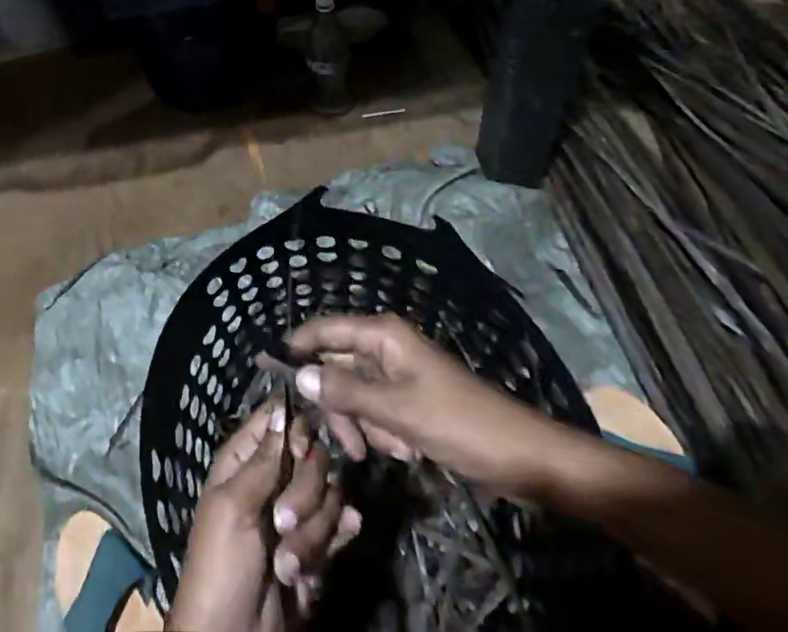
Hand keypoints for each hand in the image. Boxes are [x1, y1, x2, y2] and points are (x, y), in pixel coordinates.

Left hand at [166, 400, 361, 631]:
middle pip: (311, 457)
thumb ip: (263, 460)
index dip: (295, 429)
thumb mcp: (233, 508)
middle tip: (281, 524)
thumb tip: (282, 408)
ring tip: (288, 566)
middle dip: (304, 494)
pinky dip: (335, 539)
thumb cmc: (221, 566)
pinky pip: (339, 524)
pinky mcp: (316, 543)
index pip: (278, 420)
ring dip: (313, 533)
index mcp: (243, 460)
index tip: (300, 450)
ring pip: (328, 494)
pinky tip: (331, 554)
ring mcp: (295, 510)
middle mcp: (271, 478)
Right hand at [287, 315, 586, 496]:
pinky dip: (383, 433)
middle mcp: (385, 347)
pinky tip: (407, 451)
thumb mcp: (397, 410)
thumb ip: (344, 391)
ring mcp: (397, 375)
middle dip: (340, 406)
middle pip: (336, 368)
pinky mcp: (408, 400)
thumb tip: (300, 376)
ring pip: (354, 395)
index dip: (294, 347)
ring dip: (365, 426)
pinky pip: (376, 412)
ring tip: (392, 450)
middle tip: (348, 444)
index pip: (322, 330)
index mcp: (382, 335)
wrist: (522, 458)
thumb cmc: (460, 423)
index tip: (265, 368)